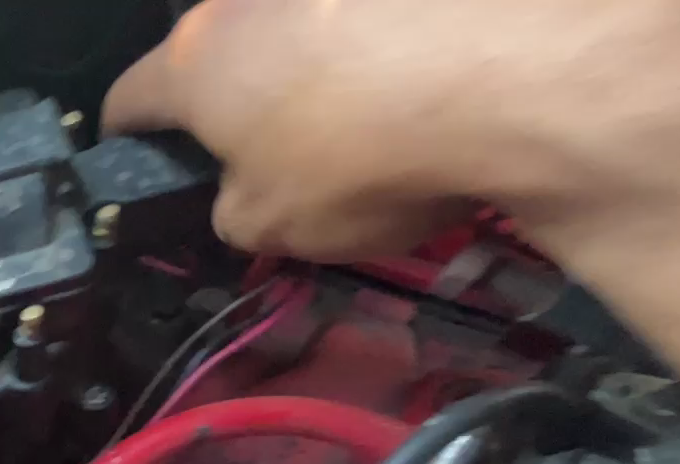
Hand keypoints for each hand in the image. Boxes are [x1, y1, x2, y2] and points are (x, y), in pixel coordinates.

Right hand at [102, 0, 679, 261]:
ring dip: (304, 61)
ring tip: (359, 107)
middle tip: (265, 148)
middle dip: (227, 97)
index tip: (142, 161)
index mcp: (196, 63)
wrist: (553, 72)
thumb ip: (226, 204)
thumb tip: (242, 187)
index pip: (125, 103)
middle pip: (215, 52)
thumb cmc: (368, 160)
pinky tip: (424, 71)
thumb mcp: (263, 227)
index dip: (125, 140)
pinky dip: (382, 36)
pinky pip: (370, 11)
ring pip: (293, 22)